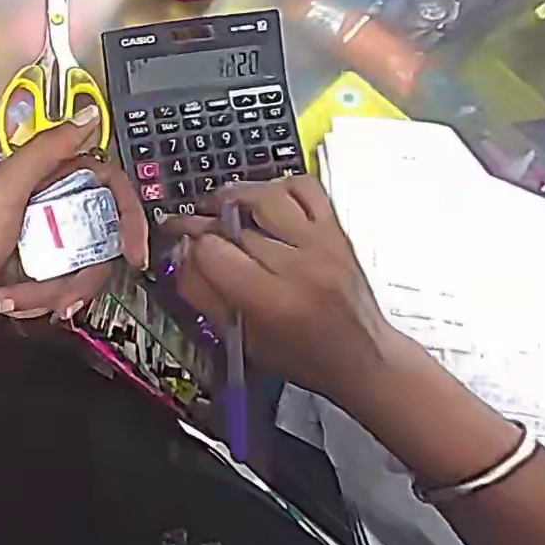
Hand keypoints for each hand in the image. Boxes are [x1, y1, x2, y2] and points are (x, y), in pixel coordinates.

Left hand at [0, 107, 147, 330]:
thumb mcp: (3, 189)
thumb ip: (46, 152)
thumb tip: (87, 115)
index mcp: (40, 179)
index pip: (102, 183)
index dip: (124, 210)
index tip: (134, 244)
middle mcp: (46, 206)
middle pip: (99, 233)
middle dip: (86, 269)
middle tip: (72, 290)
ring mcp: (43, 241)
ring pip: (84, 264)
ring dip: (59, 289)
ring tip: (26, 297)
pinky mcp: (38, 271)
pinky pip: (64, 285)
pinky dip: (46, 299)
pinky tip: (16, 301)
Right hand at [164, 176, 412, 401]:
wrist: (365, 357)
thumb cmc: (299, 355)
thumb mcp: (239, 338)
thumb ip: (201, 293)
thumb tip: (179, 251)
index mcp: (273, 301)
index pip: (212, 251)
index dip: (190, 246)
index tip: (184, 249)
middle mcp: (301, 266)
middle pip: (233, 224)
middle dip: (201, 222)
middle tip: (185, 225)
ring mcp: (322, 242)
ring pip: (265, 195)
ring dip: (232, 196)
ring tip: (217, 205)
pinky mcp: (336, 229)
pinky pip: (304, 187)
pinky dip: (277, 187)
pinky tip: (261, 202)